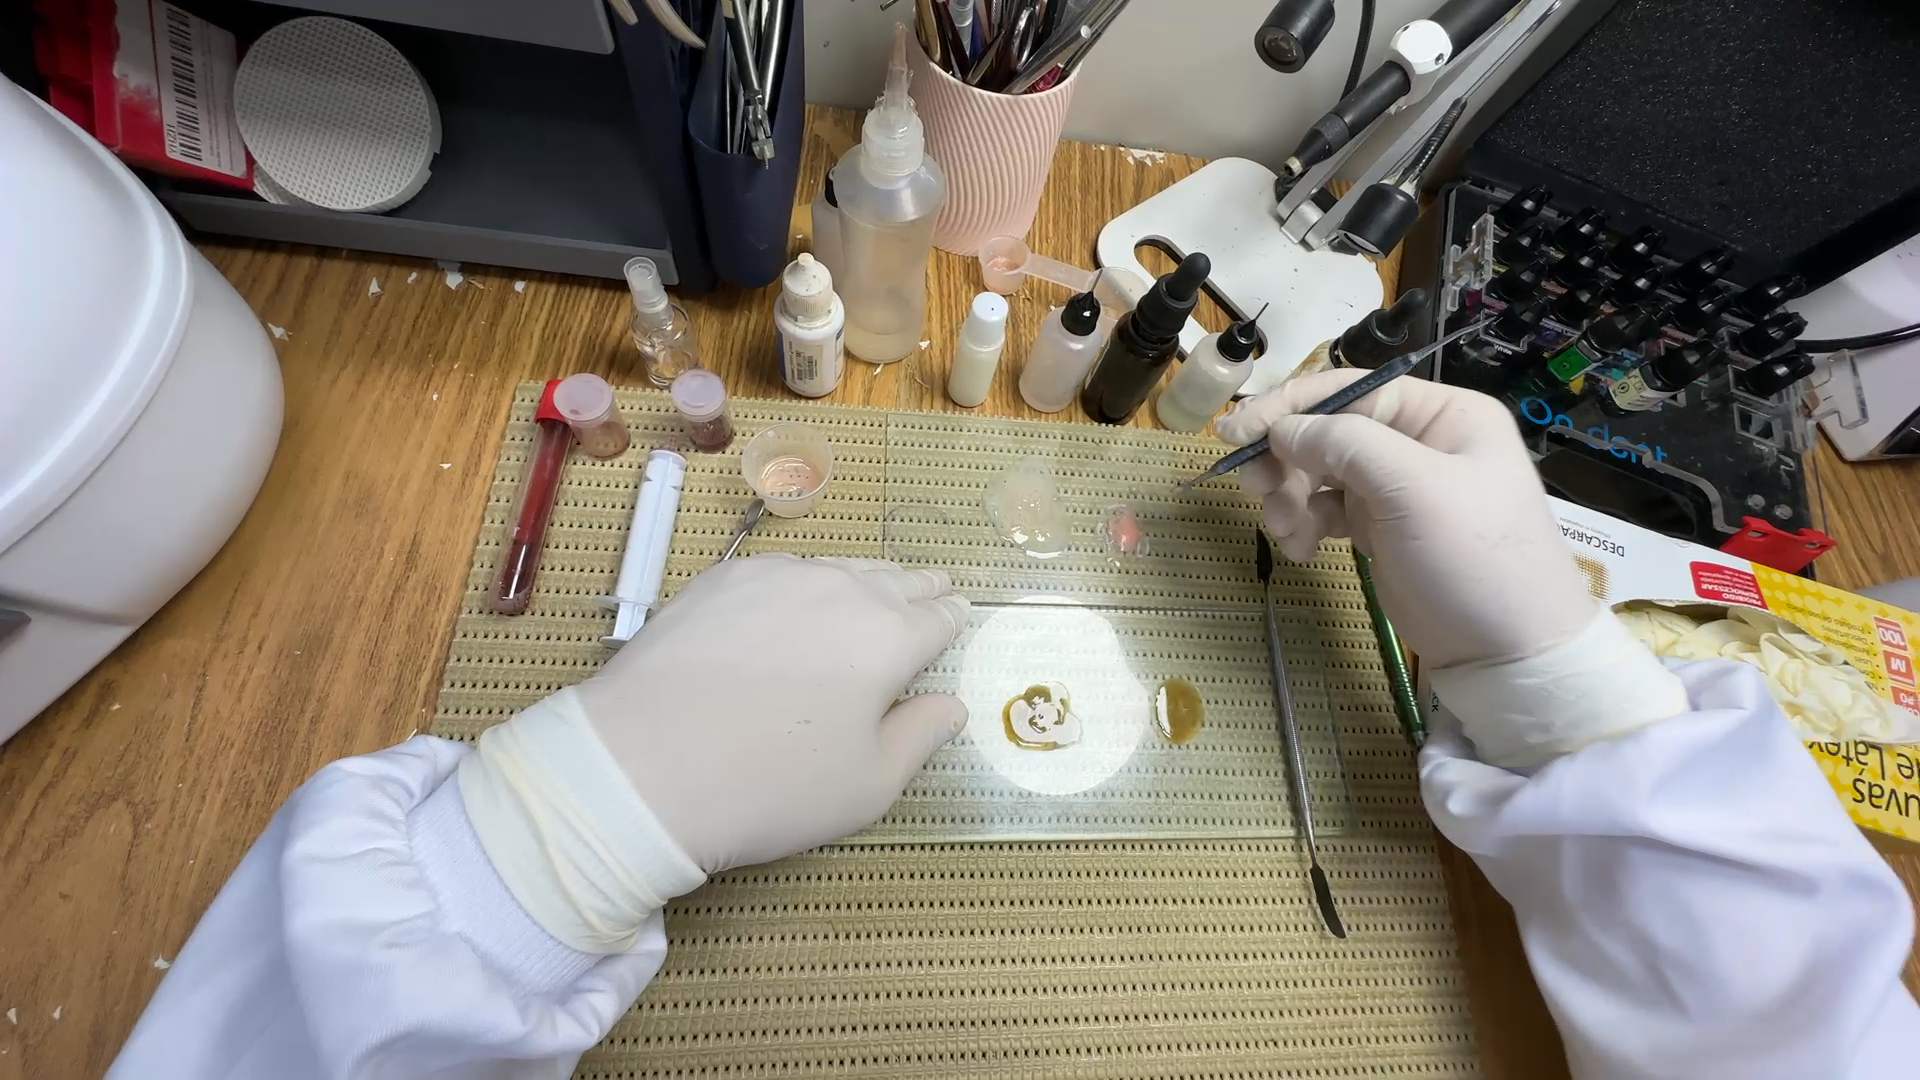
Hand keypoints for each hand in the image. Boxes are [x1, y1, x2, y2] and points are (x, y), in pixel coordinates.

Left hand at [457, 555, 970, 952]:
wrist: (644, 766)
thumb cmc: (773, 786)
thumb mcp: (868, 786)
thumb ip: (921, 737)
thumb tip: (954, 705)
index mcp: (889, 639)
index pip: (939, 618)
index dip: (953, 615)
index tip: (960, 609)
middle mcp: (843, 591)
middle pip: (897, 580)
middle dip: (922, 585)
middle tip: (936, 584)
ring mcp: (781, 576)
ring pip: (844, 566)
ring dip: (870, 575)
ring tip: (882, 579)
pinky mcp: (727, 576)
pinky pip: (788, 568)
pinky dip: (810, 578)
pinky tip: (803, 592)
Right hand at [1215, 370, 1593, 668]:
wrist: (1504, 650)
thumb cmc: (1472, 559)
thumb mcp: (1413, 490)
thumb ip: (1346, 446)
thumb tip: (1281, 429)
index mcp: (1438, 414)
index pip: (1346, 392)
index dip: (1285, 407)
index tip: (1232, 434)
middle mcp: (1412, 440)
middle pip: (1322, 432)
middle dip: (1283, 463)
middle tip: (1254, 491)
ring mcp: (1391, 484)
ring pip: (1314, 472)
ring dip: (1288, 500)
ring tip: (1287, 534)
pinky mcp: (1374, 523)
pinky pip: (1321, 509)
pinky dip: (1303, 525)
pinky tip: (1302, 551)